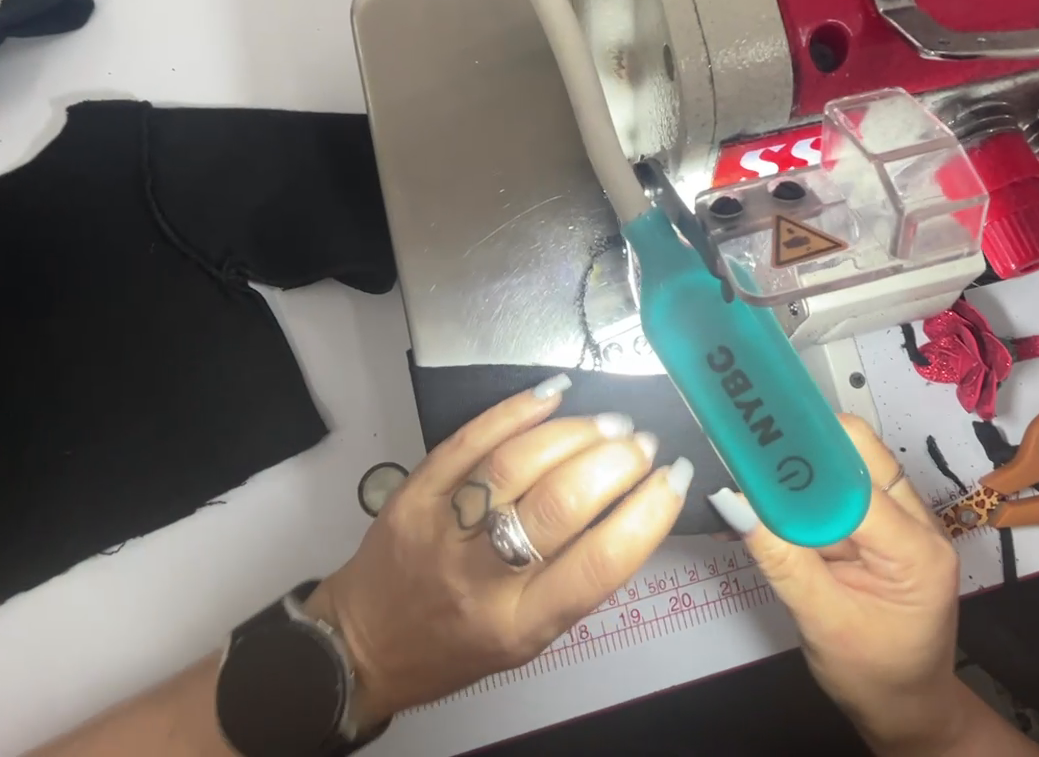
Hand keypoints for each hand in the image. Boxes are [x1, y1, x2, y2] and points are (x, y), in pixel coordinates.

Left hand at [305, 375, 692, 726]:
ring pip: (516, 465)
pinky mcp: (415, 491)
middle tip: (640, 443)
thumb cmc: (459, 645)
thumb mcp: (527, 637)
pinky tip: (553, 393)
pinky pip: (469, 440)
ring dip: (573, 433)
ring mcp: (441, 528)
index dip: (646, 514)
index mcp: (521, 624)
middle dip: (612, 463)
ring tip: (608, 423)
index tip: (673, 478)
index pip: (598, 564)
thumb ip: (574, 579)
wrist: (365, 642)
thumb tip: (631, 504)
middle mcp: (481, 577)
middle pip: (558, 505)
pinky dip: (516, 410)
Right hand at [709, 415, 1038, 755]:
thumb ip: (780, 559)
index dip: (806, 460)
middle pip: (859, 455)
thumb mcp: (821, 622)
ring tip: (753, 469)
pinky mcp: (882, 525)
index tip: (755, 443)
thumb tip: (734, 501)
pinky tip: (771, 498)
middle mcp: (917, 523)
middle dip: (804, 447)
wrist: (906, 708)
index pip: (856, 483)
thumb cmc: (873, 676)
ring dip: (802, 467)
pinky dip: (805, 491)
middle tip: (751, 445)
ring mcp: (902, 521)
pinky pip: (840, 490)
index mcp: (917, 550)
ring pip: (847, 466)